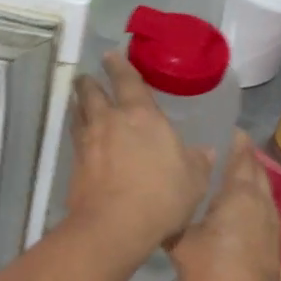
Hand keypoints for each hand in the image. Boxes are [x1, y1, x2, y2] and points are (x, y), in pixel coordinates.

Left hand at [65, 52, 211, 260]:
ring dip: (78, 104)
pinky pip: (75, 138)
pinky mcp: (74, 164)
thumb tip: (206, 152)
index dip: (119, 66)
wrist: (113, 225)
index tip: (110, 55)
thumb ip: (198, 162)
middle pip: (92, 92)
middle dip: (89, 83)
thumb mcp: (193, 180)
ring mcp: (88, 142)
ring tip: (79, 101)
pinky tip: (81, 138)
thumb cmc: (161, 197)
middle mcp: (109, 121)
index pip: (127, 81)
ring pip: (78, 113)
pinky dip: (77, 132)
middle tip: (87, 78)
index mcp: (141, 116)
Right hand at [170, 131, 280, 280]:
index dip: (229, 136)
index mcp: (239, 191)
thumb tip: (158, 196)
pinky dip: (245, 191)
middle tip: (207, 145)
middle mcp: (259, 196)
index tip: (208, 124)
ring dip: (241, 172)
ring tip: (214, 170)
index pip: (240, 151)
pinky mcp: (271, 232)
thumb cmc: (216, 269)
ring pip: (257, 182)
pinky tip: (226, 200)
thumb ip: (170, 215)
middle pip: (251, 163)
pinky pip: (258, 199)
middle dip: (234, 151)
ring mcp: (269, 215)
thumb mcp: (180, 242)